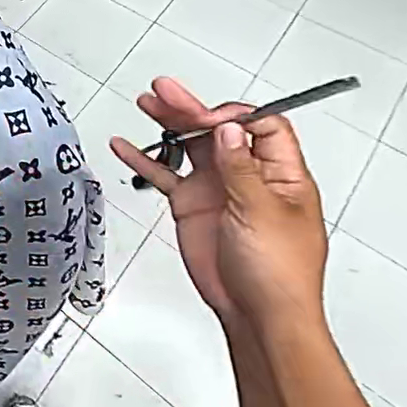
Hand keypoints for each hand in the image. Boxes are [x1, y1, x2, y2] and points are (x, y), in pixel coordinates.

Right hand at [112, 79, 328, 332]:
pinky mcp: (191, 204)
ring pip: (188, 145)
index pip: (258, 125)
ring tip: (146, 103)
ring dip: (168, 124)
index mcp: (278, 171)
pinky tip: (126, 146)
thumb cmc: (280, 274)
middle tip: (164, 92)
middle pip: (217, 128)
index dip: (232, 115)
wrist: (255, 315)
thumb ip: (240, 168)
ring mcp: (216, 187)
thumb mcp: (262, 212)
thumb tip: (228, 128)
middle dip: (191, 108)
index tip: (207, 117)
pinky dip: (145, 160)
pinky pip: (165, 174)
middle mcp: (246, 173)